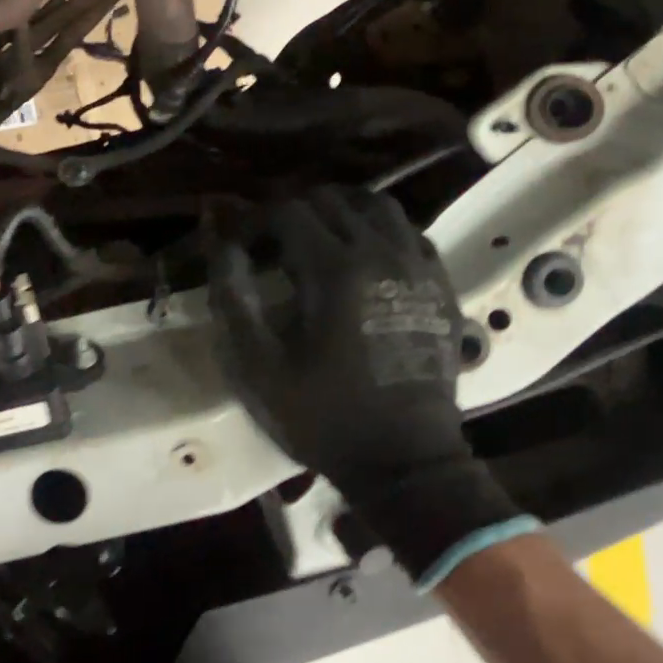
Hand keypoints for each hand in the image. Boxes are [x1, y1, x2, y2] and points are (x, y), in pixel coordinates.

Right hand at [206, 188, 529, 585]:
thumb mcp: (257, 364)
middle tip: (270, 246)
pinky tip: (360, 261)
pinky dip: (379, 232)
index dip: (254, 221)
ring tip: (315, 241)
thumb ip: (232, 295)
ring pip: (377, 206)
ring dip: (339, 213)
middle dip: (292, 212)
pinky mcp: (441, 288)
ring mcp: (419, 269)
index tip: (240, 249)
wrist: (407, 464)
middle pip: (331, 198)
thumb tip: (221, 242)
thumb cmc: (323, 415)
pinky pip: (410, 234)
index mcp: (335, 270)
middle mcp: (382, 255)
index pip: (287, 210)